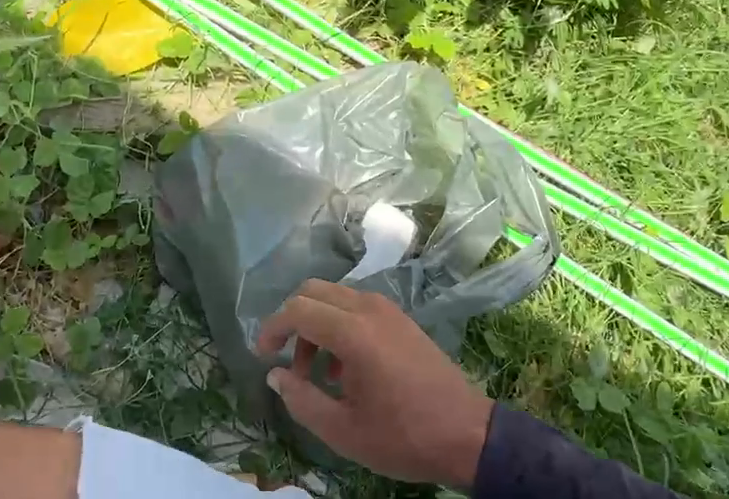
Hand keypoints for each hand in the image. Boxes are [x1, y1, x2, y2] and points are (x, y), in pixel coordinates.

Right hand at [255, 279, 493, 488]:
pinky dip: (339, 327)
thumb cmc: (402, 435)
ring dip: (316, 327)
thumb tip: (275, 375)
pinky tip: (345, 370)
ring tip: (316, 376)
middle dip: (293, 322)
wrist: (466, 432)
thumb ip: (302, 399)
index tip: (262, 356)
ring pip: (335, 298)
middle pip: (314, 292)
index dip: (272, 328)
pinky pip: (357, 308)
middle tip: (286, 362)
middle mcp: (369, 308)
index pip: (298, 309)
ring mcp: (388, 309)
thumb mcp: (343, 431)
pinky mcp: (400, 318)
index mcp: (353, 332)